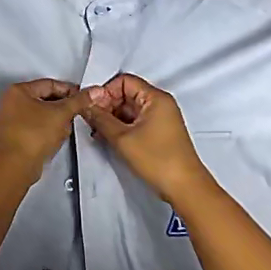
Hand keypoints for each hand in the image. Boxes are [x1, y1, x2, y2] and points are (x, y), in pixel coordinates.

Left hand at [0, 79, 90, 165]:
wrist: (17, 164)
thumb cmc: (30, 136)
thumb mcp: (61, 113)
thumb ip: (79, 101)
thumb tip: (92, 92)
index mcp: (18, 91)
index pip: (49, 84)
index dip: (69, 90)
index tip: (82, 97)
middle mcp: (11, 103)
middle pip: (45, 99)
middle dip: (62, 108)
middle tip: (74, 112)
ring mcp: (12, 121)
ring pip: (42, 115)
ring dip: (56, 121)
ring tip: (63, 129)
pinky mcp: (17, 136)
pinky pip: (36, 128)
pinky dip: (47, 132)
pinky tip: (55, 139)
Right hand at [83, 74, 211, 203]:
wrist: (185, 188)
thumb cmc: (158, 160)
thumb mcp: (122, 138)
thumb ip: (100, 118)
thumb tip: (85, 106)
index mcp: (156, 98)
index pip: (124, 81)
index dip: (105, 92)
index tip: (92, 107)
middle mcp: (160, 104)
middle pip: (126, 94)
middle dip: (107, 106)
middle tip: (92, 121)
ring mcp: (160, 119)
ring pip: (129, 109)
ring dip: (112, 118)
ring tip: (98, 132)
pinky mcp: (158, 133)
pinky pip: (135, 121)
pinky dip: (121, 127)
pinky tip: (109, 138)